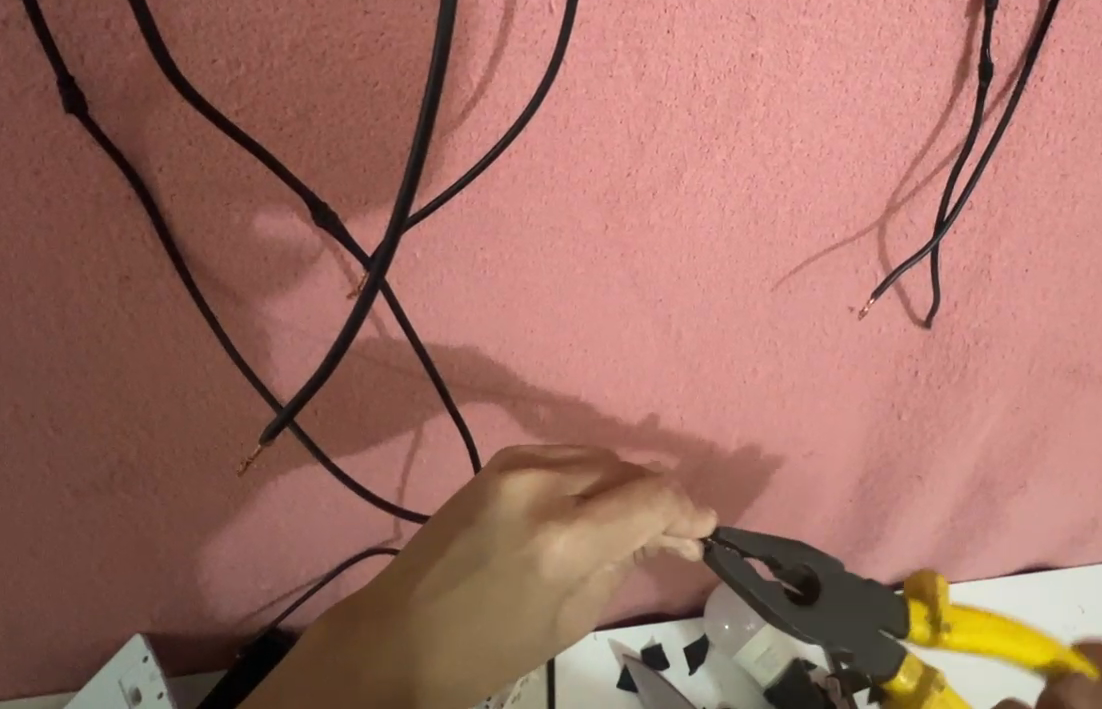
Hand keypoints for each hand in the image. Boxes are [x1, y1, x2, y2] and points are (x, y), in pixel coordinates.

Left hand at [247, 445, 716, 708]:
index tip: (706, 528)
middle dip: (662, 497)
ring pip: (603, 455)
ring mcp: (519, 463)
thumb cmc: (486, 649)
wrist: (396, 636)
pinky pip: (570, 453)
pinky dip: (595, 473)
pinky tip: (600, 499)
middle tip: (679, 531)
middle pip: (630, 469)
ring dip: (629, 482)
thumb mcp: (569, 618)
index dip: (687, 510)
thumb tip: (663, 530)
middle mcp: (544, 485)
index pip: (650, 498)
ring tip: (642, 516)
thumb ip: (622, 560)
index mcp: (562, 538)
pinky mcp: (503, 457)